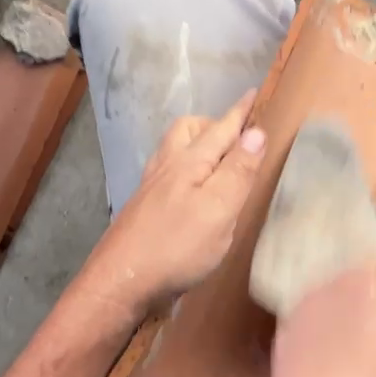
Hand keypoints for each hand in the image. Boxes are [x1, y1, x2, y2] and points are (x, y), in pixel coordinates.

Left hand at [79, 90, 266, 317]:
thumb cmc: (176, 247)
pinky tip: (190, 191)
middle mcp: (168, 167)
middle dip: (213, 124)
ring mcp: (151, 187)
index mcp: (190, 162)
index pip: (221, 128)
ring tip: (217, 160)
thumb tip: (256, 132)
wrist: (119, 283)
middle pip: (188, 130)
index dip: (240, 113)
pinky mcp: (144, 208)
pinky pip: (167, 171)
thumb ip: (238, 171)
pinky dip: (184, 168)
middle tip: (237, 138)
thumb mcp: (219, 211)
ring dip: (196, 144)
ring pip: (174, 149)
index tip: (253, 93)